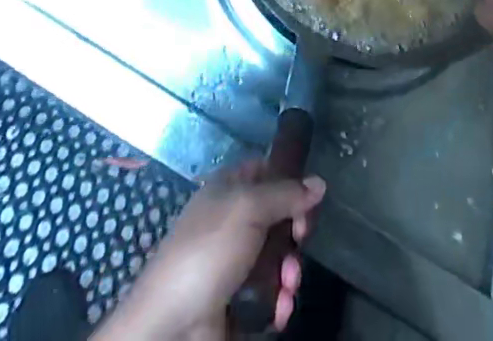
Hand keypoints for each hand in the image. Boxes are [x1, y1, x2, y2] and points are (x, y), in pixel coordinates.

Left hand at [97, 160, 326, 340]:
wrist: (172, 322)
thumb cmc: (209, 251)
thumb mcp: (248, 208)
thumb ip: (286, 193)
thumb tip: (319, 182)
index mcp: (228, 189)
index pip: (266, 171)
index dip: (289, 182)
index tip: (307, 201)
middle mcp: (232, 220)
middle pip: (278, 216)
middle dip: (295, 233)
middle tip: (300, 243)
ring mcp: (235, 260)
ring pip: (278, 256)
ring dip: (290, 272)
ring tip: (287, 286)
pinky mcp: (239, 297)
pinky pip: (270, 292)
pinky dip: (280, 300)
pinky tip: (280, 308)